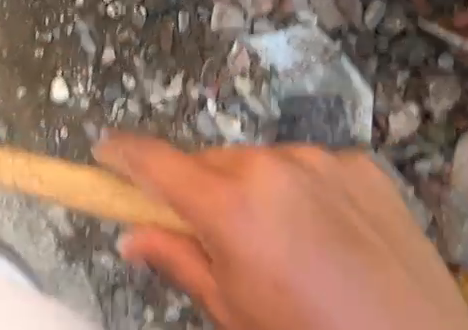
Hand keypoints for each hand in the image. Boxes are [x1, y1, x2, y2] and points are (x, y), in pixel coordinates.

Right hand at [96, 134, 467, 329]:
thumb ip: (177, 262)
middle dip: (199, 190)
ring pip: (259, 164)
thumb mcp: (236, 315)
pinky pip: (311, 169)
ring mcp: (322, 161)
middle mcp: (270, 166)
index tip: (103, 153)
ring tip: (284, 245)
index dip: (120, 154)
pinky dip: (304, 192)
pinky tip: (330, 238)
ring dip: (253, 190)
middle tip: (214, 236)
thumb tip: (129, 238)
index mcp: (230, 206)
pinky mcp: (365, 168)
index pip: (152, 160)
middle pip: (208, 163)